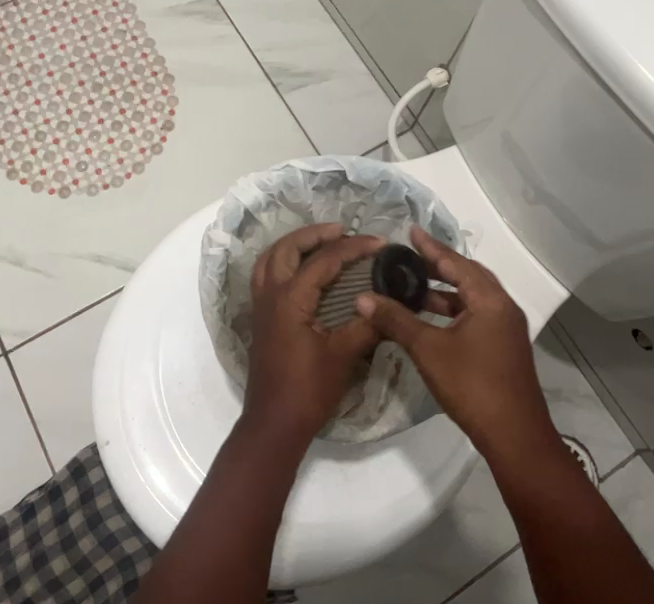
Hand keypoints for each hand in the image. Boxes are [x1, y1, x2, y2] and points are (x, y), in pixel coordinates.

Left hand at [241, 223, 385, 446]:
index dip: (354, 247)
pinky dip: (283, 261)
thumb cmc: (309, 390)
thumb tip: (392, 302)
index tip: (380, 242)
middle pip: (287, 248)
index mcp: (291, 298)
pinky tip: (303, 270)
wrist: (275, 422)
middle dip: (315, 234)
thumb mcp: (344, 355)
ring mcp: (261, 305)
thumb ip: (368, 325)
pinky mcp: (261, 318)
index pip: (324, 260)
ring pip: (271, 258)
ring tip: (323, 242)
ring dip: (295, 245)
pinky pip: (266, 274)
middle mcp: (270, 294)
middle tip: (343, 230)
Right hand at [357, 228, 556, 455]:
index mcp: (490, 300)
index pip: (456, 263)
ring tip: (413, 287)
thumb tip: (363, 298)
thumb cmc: (472, 386)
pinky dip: (453, 309)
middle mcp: (503, 307)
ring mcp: (506, 329)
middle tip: (410, 257)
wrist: (514, 436)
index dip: (431, 248)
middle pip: (468, 276)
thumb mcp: (428, 350)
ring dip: (444, 291)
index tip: (410, 231)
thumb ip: (396, 320)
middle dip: (439, 266)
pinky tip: (431, 319)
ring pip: (472, 298)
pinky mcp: (503, 347)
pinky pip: (476, 314)